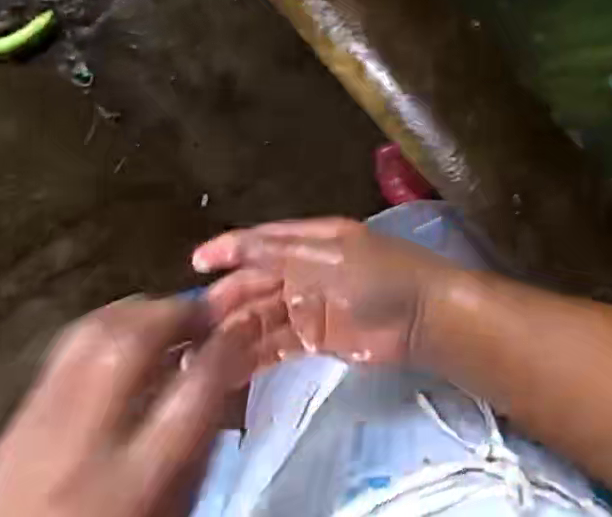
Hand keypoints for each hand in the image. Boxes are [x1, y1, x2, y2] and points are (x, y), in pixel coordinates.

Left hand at [0, 296, 255, 516]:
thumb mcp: (179, 503)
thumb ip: (204, 434)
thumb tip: (224, 359)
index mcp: (139, 486)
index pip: (197, 387)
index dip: (228, 342)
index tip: (244, 324)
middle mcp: (82, 454)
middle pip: (133, 342)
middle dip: (177, 311)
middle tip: (203, 314)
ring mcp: (35, 437)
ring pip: (91, 333)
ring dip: (139, 313)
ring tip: (166, 321)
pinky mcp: (10, 429)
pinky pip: (63, 355)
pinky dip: (103, 336)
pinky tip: (122, 348)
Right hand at [193, 217, 464, 366]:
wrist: (423, 318)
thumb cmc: (377, 276)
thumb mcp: (327, 256)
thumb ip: (279, 253)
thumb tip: (234, 245)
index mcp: (308, 240)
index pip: (260, 241)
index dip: (228, 250)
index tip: (195, 263)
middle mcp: (302, 269)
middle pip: (254, 283)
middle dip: (223, 301)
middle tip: (188, 327)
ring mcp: (306, 305)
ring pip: (259, 317)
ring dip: (231, 333)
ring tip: (197, 356)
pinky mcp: (312, 339)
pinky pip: (274, 344)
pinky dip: (251, 356)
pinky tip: (224, 371)